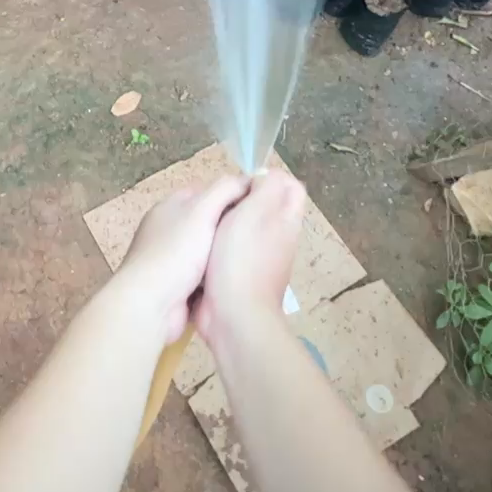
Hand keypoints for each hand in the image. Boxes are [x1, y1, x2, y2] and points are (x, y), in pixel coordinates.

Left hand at [112, 175, 250, 341]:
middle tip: (257, 235)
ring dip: (223, 256)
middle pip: (207, 222)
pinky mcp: (175, 285)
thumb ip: (225, 190)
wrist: (150, 304)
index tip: (256, 206)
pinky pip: (203, 276)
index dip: (231, 195)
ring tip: (252, 259)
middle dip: (229, 228)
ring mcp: (170, 258)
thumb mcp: (202, 211)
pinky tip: (235, 281)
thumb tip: (248, 179)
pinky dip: (215, 278)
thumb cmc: (176, 252)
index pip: (205, 192)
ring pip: (207, 250)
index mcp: (170, 206)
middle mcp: (168, 229)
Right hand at [197, 167, 305, 352]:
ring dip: (226, 221)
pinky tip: (201, 243)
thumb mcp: (255, 211)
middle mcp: (277, 238)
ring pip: (244, 227)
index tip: (243, 181)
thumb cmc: (242, 258)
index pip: (291, 187)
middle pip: (265, 206)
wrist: (233, 316)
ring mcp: (259, 258)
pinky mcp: (239, 274)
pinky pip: (230, 248)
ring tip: (206, 219)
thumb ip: (265, 187)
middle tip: (220, 200)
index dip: (270, 177)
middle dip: (243, 198)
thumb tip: (265, 176)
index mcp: (285, 221)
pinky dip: (217, 242)